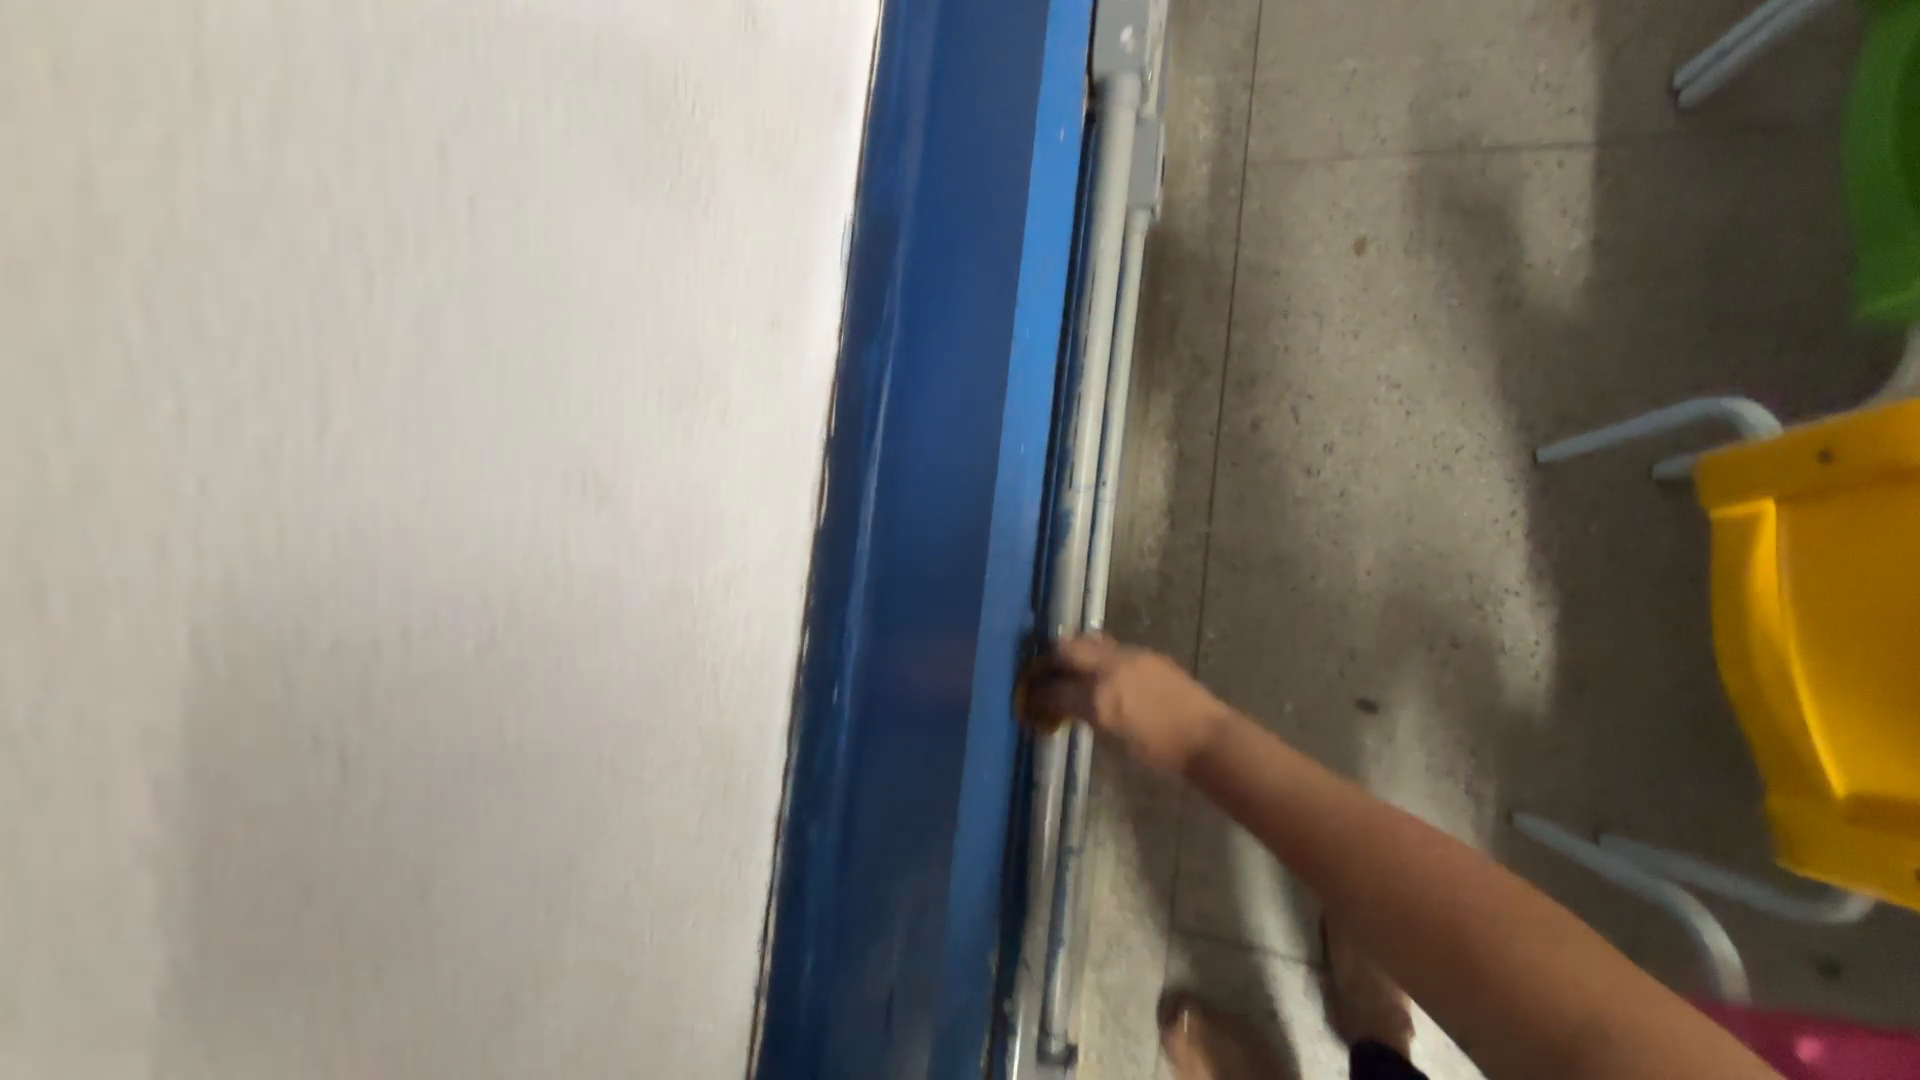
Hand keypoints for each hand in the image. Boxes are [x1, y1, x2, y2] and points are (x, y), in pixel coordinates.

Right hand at [1023, 634, 1232, 775]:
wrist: (1207, 738)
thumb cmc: (1161, 751)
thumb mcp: (1114, 736)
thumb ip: (1086, 713)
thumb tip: (1063, 704)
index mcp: (1101, 696)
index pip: (1056, 687)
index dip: (1038, 691)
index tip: (1029, 696)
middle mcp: (1111, 667)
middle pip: (1068, 650)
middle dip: (1051, 660)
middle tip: (1043, 674)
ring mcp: (1131, 656)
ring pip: (1090, 643)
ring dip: (1074, 653)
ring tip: (1069, 670)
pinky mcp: (1147, 655)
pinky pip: (1111, 648)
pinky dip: (1097, 657)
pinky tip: (1101, 674)